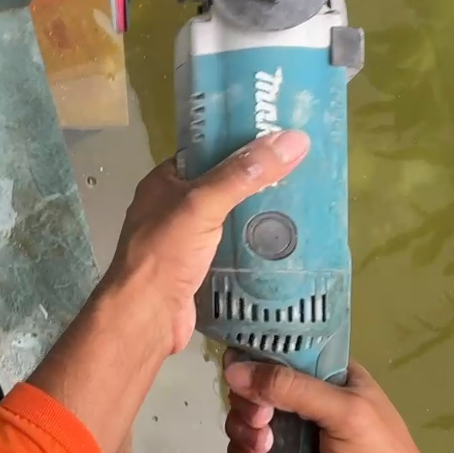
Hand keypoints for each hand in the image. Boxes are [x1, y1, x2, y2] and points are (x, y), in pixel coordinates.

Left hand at [104, 131, 309, 354]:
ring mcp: (185, 239)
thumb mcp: (202, 203)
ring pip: (229, 218)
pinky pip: (232, 247)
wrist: (147, 316)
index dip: (238, 142)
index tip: (280, 136)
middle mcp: (172, 207)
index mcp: (163, 182)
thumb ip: (243, 174)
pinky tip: (285, 241)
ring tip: (306, 202)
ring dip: (259, 213)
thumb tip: (292, 139)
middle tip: (304, 170)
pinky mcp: (199, 267)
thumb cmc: (164, 254)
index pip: (205, 151)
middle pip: (221, 185)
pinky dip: (254, 244)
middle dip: (256, 180)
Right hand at [223, 359, 449, 452]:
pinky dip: (243, 451)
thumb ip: (290, 387)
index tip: (244, 376)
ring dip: (243, 428)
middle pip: (257, 383)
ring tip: (261, 451)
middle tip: (261, 423)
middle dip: (249, 402)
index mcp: (333, 377)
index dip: (257, 359)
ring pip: (248, 414)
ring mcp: (295, 432)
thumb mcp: (344, 414)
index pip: (283, 350)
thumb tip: (231, 370)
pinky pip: (248, 445)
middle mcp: (311, 399)